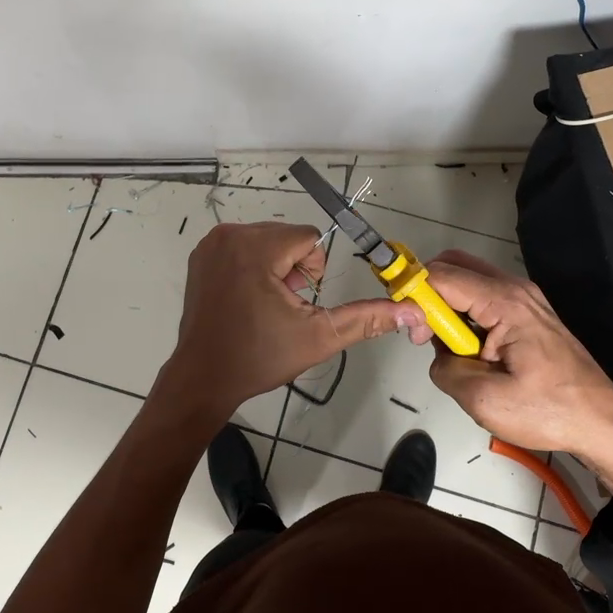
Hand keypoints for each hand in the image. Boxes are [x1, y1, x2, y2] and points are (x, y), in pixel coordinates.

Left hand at [154, 223, 426, 426]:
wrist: (204, 377)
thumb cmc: (259, 357)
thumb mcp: (318, 336)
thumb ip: (366, 318)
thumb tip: (411, 311)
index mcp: (255, 247)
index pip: (308, 238)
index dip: (312, 271)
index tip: (295, 301)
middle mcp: (229, 235)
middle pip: (287, 236)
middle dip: (292, 269)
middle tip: (277, 308)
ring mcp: (210, 244)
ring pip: (266, 241)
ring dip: (273, 269)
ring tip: (261, 307)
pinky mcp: (200, 255)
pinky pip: (243, 248)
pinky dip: (250, 268)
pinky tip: (244, 302)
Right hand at [424, 250, 612, 467]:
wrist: (602, 423)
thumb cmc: (548, 411)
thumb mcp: (484, 399)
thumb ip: (445, 368)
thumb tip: (437, 354)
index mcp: (505, 303)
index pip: (441, 275)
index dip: (414, 294)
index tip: (408, 327)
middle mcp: (515, 290)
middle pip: (453, 266)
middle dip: (427, 293)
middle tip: (424, 333)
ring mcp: (525, 300)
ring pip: (468, 281)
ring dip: (446, 306)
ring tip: (448, 350)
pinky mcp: (528, 315)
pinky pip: (484, 299)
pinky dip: (465, 315)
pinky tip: (469, 352)